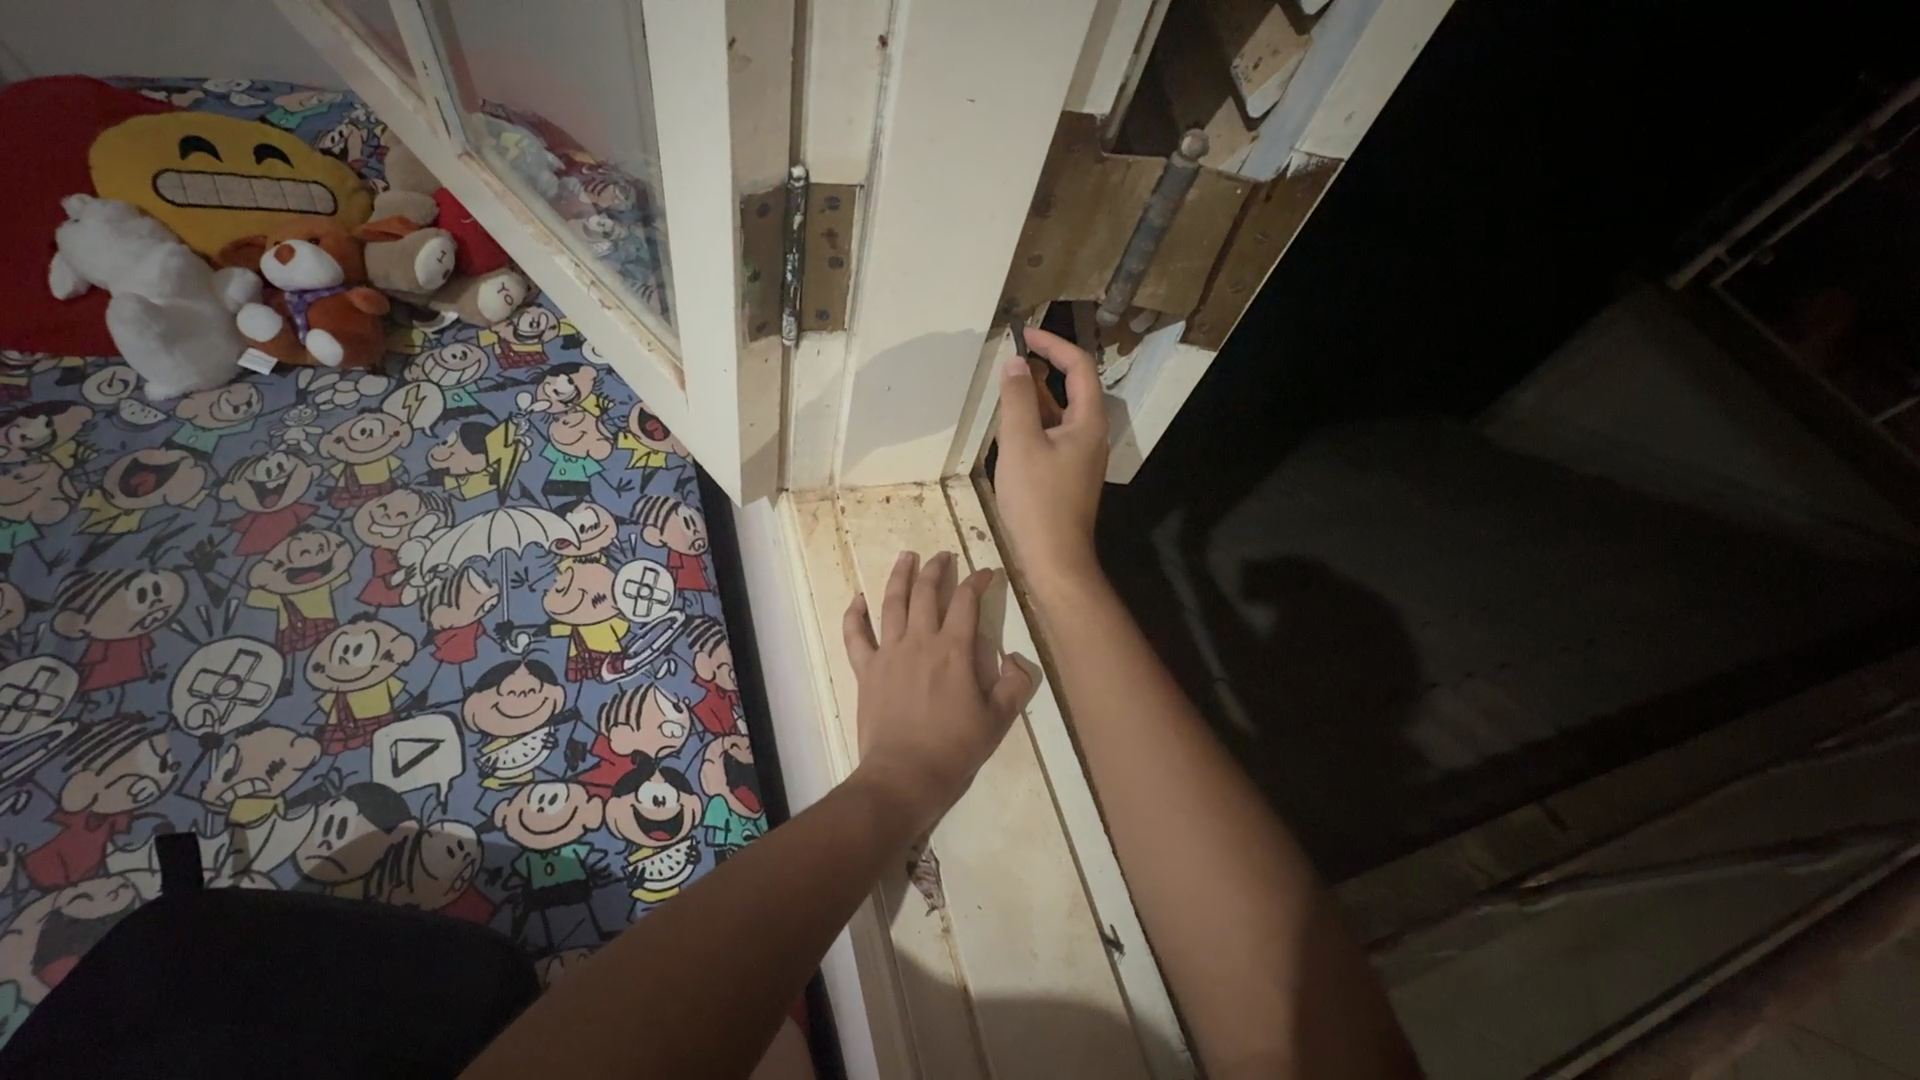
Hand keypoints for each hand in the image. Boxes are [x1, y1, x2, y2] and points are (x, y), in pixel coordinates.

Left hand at [842, 551, 1033, 836]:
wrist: (904, 775)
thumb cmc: (955, 748)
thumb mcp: (999, 719)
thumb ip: (1014, 683)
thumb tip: (1013, 658)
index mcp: (954, 650)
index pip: (967, 601)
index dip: (978, 581)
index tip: (987, 573)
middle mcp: (920, 641)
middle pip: (927, 593)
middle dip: (937, 569)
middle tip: (943, 556)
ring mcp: (888, 653)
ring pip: (892, 603)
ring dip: (900, 576)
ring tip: (906, 556)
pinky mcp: (866, 670)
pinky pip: (855, 635)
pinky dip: (855, 614)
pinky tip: (858, 598)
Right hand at [994, 327, 1107, 586]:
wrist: (1054, 558)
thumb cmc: (1038, 500)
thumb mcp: (1021, 444)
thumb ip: (1017, 400)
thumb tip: (1016, 363)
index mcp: (1088, 422)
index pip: (1079, 367)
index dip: (1053, 345)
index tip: (1024, 334)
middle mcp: (1091, 435)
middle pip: (1073, 388)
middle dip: (1044, 368)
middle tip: (1012, 359)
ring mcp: (1081, 457)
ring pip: (1061, 414)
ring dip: (1036, 396)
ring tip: (1006, 387)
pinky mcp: (1068, 475)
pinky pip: (1054, 436)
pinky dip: (1034, 422)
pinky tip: (1011, 428)